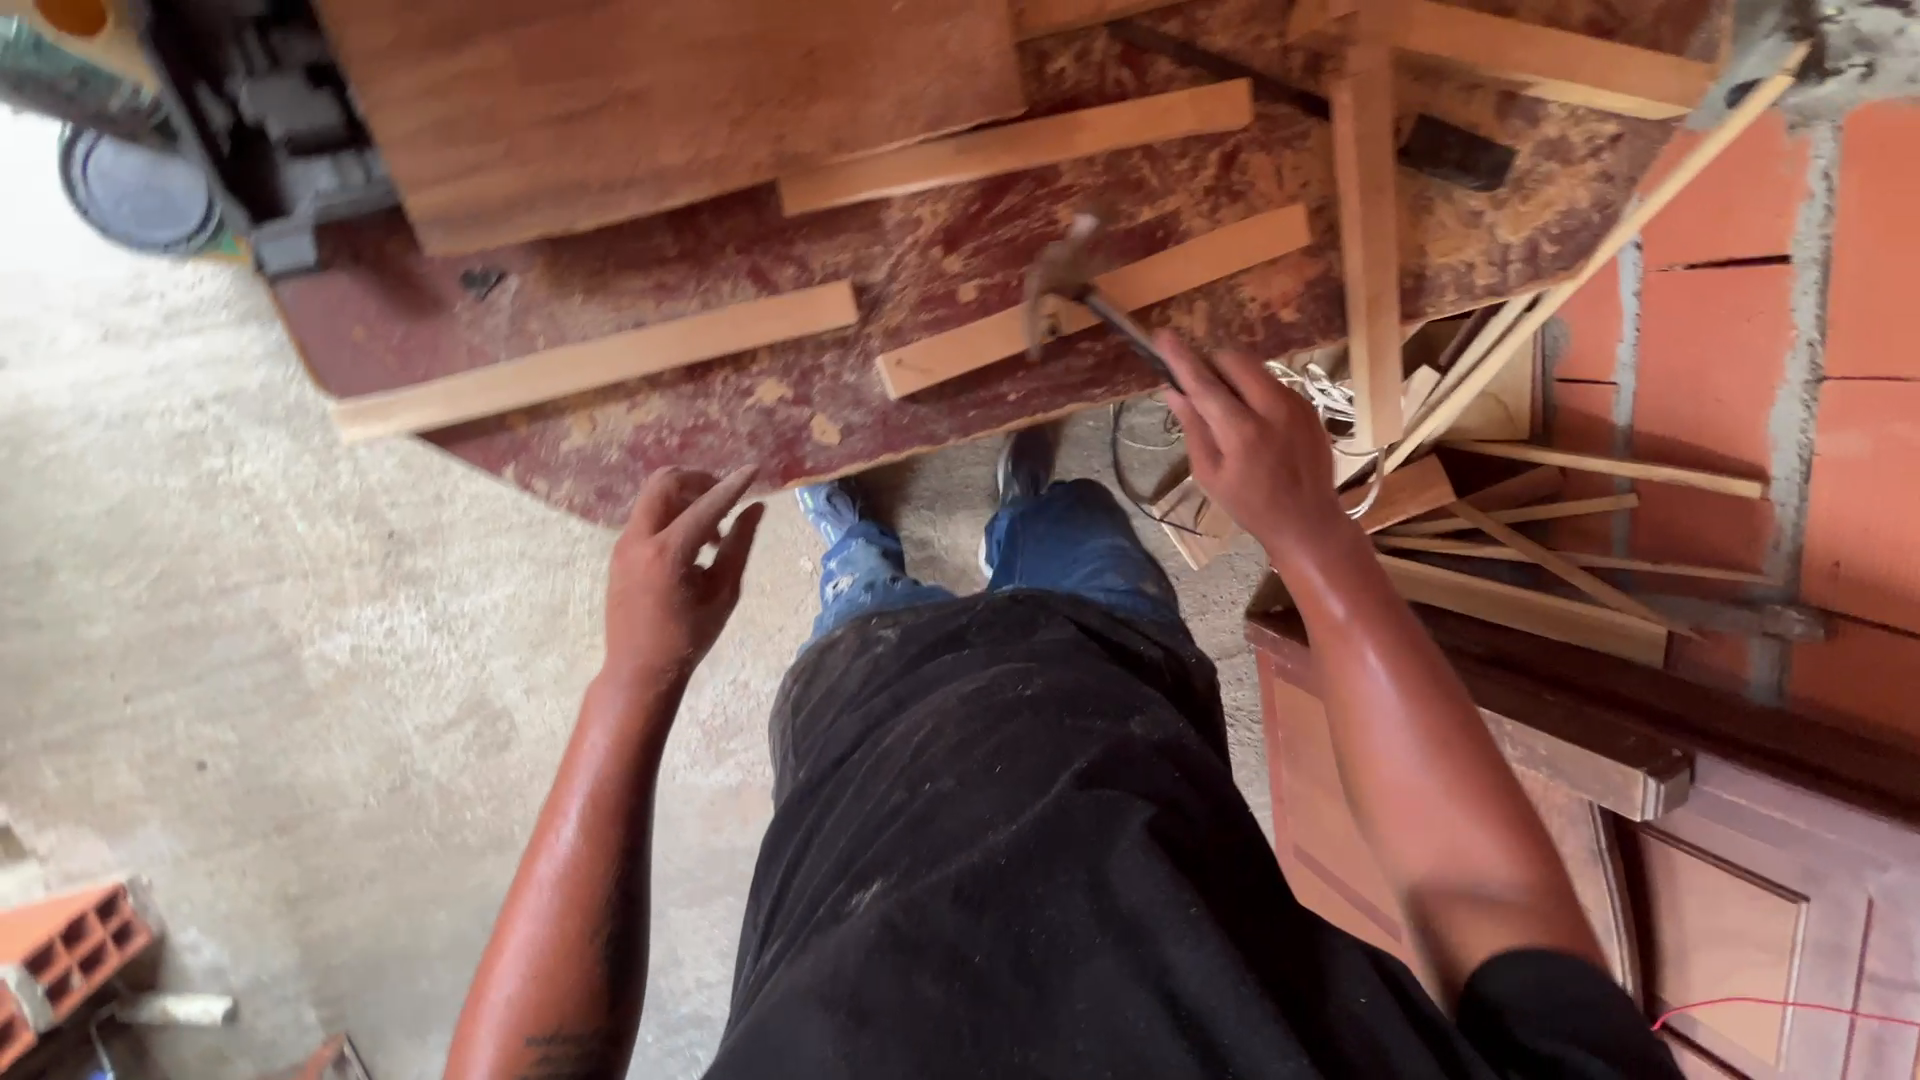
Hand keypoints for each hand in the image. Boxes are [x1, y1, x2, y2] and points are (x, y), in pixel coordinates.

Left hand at [603, 465, 763, 686]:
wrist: (639, 668)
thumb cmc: (688, 636)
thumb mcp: (724, 592)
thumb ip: (739, 546)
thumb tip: (755, 509)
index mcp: (667, 553)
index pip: (706, 505)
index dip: (733, 485)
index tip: (755, 470)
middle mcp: (638, 540)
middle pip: (666, 482)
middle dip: (700, 480)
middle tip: (726, 497)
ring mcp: (624, 544)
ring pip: (655, 496)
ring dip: (687, 498)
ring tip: (714, 533)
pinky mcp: (620, 551)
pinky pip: (649, 515)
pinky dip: (674, 515)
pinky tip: (694, 544)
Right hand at [1157, 331, 1347, 558]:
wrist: (1307, 519)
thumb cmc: (1249, 504)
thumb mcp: (1209, 474)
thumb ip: (1193, 428)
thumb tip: (1174, 391)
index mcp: (1242, 432)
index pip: (1204, 383)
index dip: (1180, 358)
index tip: (1163, 336)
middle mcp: (1273, 408)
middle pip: (1234, 360)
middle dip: (1210, 363)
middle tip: (1197, 383)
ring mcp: (1295, 404)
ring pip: (1255, 368)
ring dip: (1232, 376)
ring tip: (1225, 407)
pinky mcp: (1307, 406)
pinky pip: (1272, 383)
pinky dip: (1253, 390)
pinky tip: (1251, 419)